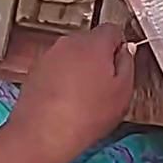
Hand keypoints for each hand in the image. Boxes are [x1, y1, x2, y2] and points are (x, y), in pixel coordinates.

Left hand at [8, 23, 135, 153]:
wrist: (43, 132)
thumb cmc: (88, 114)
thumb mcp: (122, 92)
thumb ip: (128, 64)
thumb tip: (126, 49)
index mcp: (94, 43)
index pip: (112, 29)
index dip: (119, 45)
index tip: (121, 64)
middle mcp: (69, 42)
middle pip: (90, 40)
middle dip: (98, 57)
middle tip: (104, 84)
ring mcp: (49, 54)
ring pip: (71, 54)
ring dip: (79, 67)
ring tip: (83, 96)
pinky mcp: (35, 69)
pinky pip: (55, 66)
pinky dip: (61, 77)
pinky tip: (65, 99)